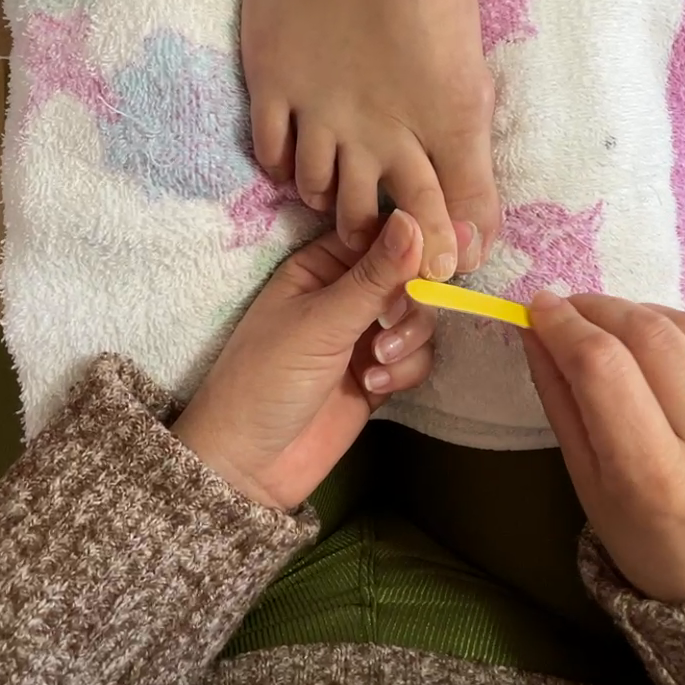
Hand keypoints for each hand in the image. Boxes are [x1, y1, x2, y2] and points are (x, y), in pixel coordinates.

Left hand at [173, 210, 438, 509]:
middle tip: (390, 327)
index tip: (435, 260)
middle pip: (409, 276)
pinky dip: (405, 369)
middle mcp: (346, 293)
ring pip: (418, 317)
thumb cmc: (268, 377)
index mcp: (320, 265)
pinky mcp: (378, 374)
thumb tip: (414, 219)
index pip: (380, 234)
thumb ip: (374, 275)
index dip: (412, 243)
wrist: (249, 466)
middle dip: (411, 301)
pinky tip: (374, 385)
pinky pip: (415, 357)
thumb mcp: (321, 321)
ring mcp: (363, 335)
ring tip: (377, 362)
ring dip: (409, 338)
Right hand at [241, 0, 499, 280]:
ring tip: (342, 200)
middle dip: (405, 251)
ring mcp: (324, 106)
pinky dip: (287, 169)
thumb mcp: (463, 27)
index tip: (459, 255)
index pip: (465, 209)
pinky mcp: (272, 77)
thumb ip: (454, 96)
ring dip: (339, 206)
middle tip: (398, 257)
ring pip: (328, 197)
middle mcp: (389, 125)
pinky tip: (294, 159)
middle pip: (398, 223)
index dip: (463, 244)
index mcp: (453, 111)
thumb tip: (449, 137)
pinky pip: (274, 156)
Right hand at [521, 293, 684, 601]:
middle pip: (652, 336)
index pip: (603, 368)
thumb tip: (538, 323)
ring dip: (647, 314)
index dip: (565, 325)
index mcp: (657, 481)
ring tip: (626, 330)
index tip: (542, 306)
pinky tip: (682, 349)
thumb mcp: (586, 480)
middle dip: (601, 308)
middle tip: (576, 310)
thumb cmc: (648, 539)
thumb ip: (559, 396)